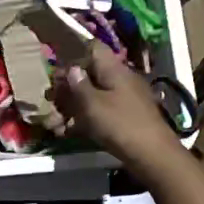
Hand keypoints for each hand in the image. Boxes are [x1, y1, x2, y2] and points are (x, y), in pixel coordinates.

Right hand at [54, 44, 187, 175]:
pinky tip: (70, 132)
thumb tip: (72, 69)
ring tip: (55, 122)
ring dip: (74, 106)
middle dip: (69, 86)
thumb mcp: (93, 104)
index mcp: (114, 69)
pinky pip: (101, 113)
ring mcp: (125, 100)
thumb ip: (79, 85)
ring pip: (94, 96)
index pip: (93, 48)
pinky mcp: (126, 119)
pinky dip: (85, 120)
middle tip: (52, 100)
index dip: (72, 54)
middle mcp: (120, 80)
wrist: (152, 155)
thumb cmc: (120, 125)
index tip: (57, 70)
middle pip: (91, 74)